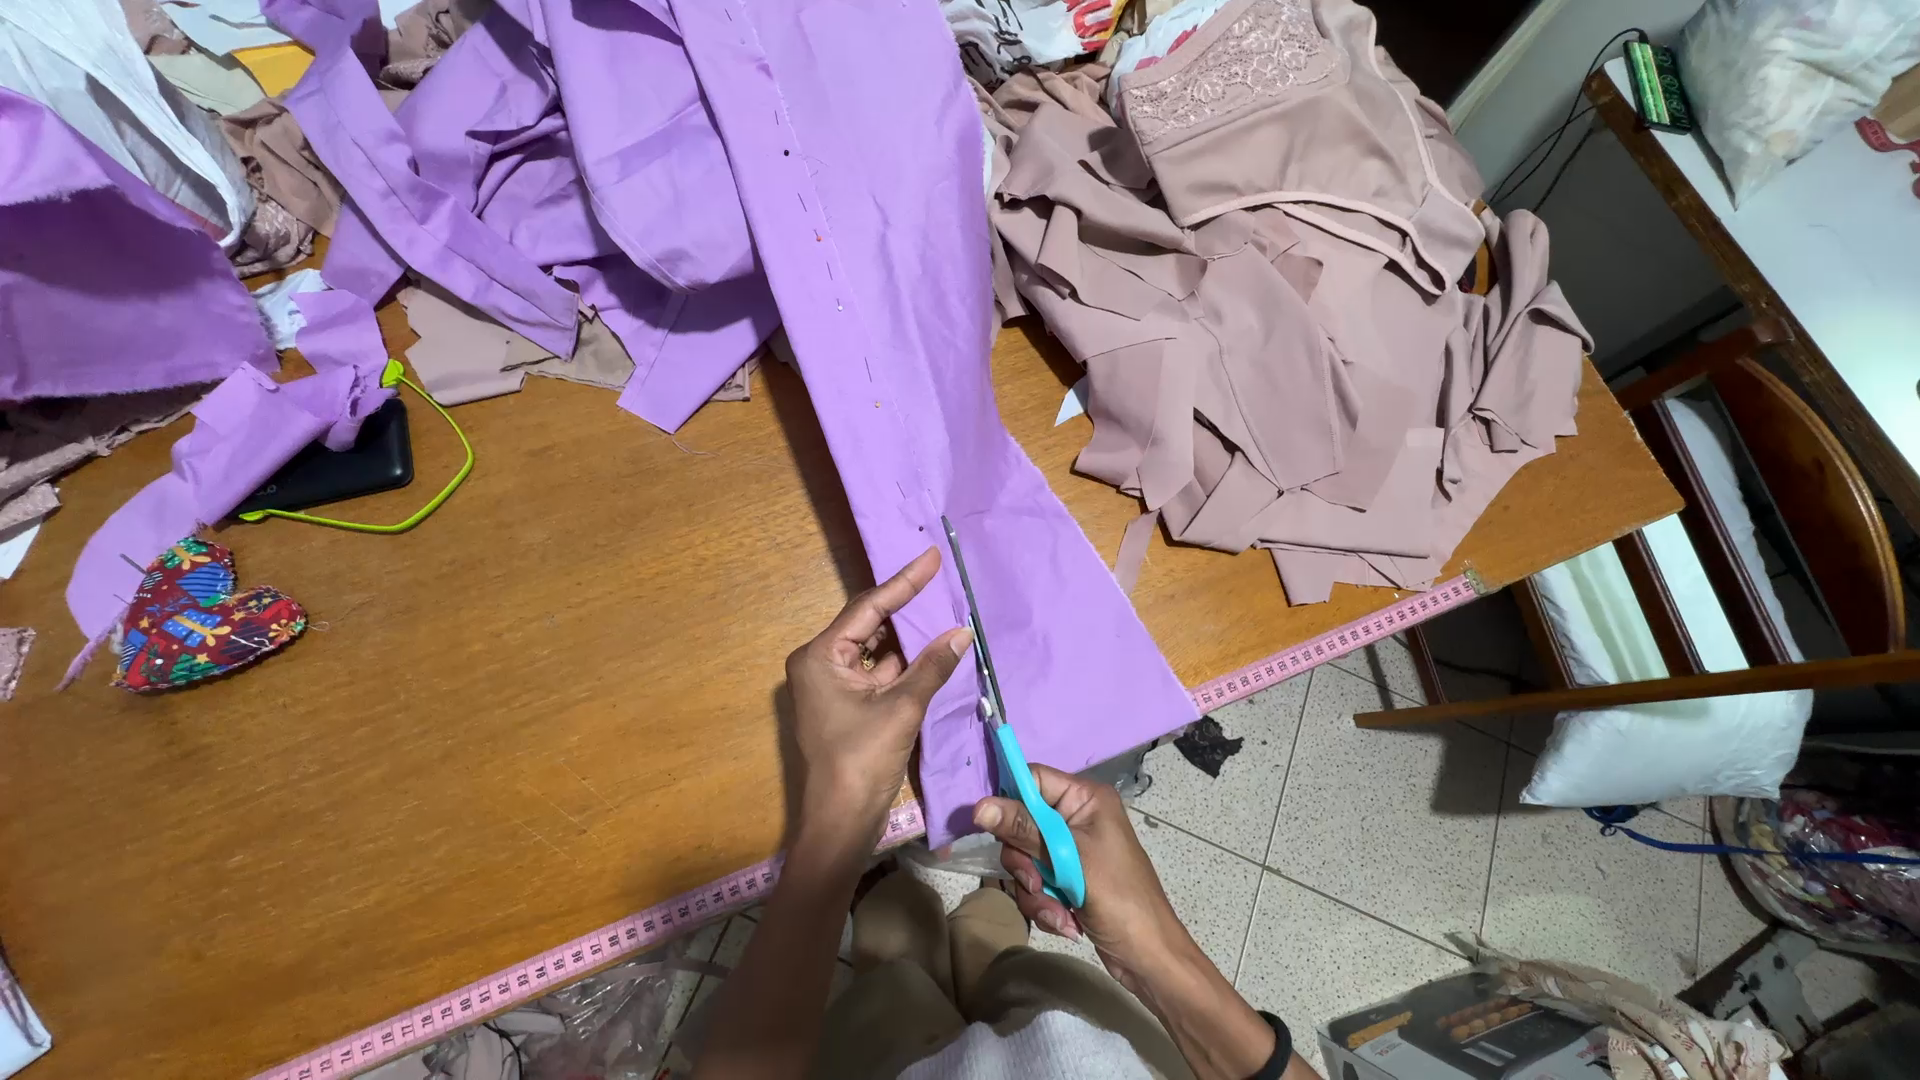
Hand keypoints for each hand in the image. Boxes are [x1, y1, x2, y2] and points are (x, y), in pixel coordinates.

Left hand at [784, 547, 970, 856]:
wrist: (840, 822)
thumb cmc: (862, 760)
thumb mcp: (902, 707)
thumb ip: (932, 665)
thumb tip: (961, 632)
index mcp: (820, 656)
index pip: (867, 607)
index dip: (904, 582)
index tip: (931, 558)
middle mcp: (818, 663)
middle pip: (867, 624)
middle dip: (905, 608)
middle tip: (938, 581)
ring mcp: (830, 686)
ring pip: (874, 649)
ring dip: (906, 638)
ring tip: (941, 611)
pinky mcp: (844, 705)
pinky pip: (876, 672)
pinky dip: (902, 664)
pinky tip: (931, 652)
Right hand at [972, 765, 1191, 996]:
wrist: (1148, 959)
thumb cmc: (1119, 898)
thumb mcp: (1069, 860)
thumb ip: (1024, 830)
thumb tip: (979, 806)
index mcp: (1085, 798)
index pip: (1033, 779)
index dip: (1008, 800)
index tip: (989, 826)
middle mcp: (1076, 817)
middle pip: (1022, 824)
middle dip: (1025, 862)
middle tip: (1037, 883)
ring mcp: (1071, 849)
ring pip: (1025, 858)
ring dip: (1035, 891)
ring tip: (1058, 913)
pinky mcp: (1067, 878)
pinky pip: (1036, 883)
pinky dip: (1044, 905)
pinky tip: (1066, 922)